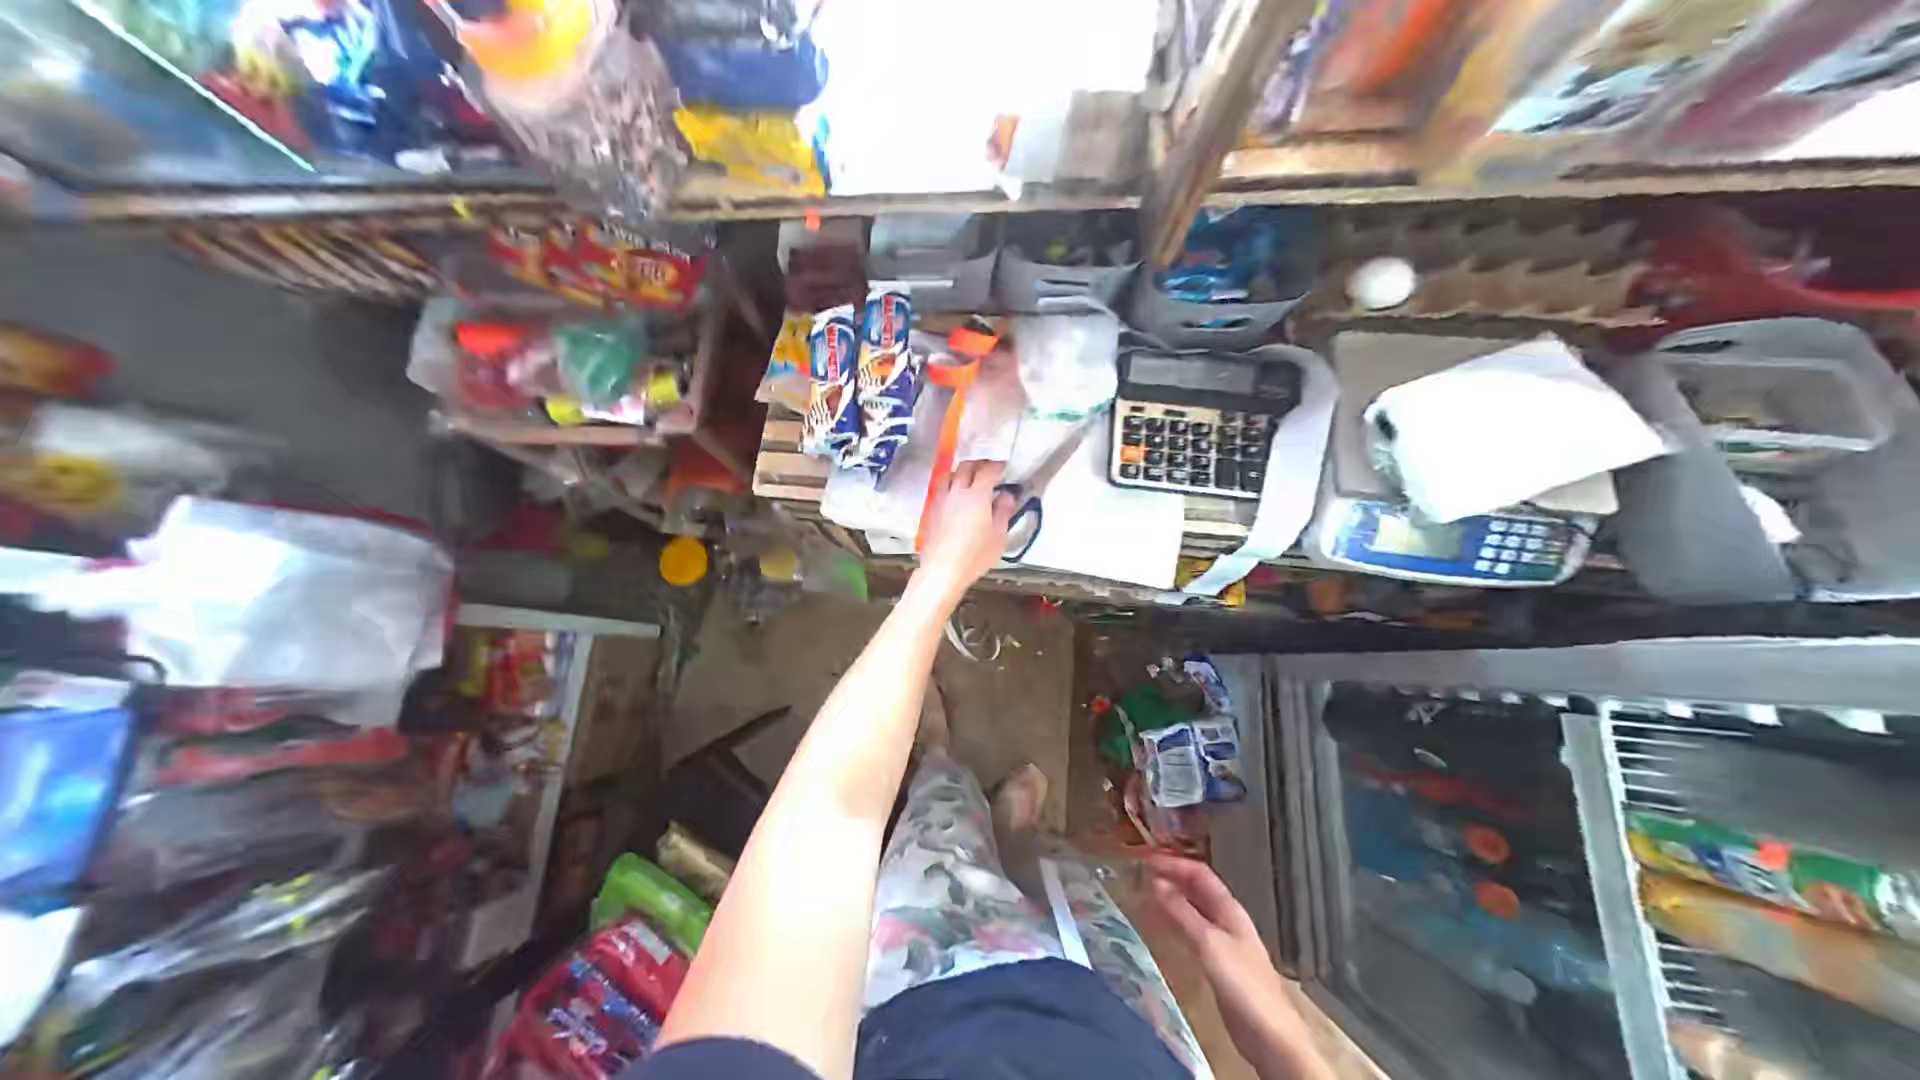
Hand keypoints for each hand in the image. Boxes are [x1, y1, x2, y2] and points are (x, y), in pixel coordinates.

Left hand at [914, 460, 1016, 601]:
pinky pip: (940, 488)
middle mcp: (957, 492)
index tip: (1004, 467)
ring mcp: (941, 500)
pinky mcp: (931, 510)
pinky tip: (954, 495)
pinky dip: (950, 484)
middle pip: (966, 467)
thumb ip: (1003, 512)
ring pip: (949, 474)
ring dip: (961, 471)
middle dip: (979, 464)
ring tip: (969, 478)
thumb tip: (1006, 495)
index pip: (988, 471)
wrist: (943, 569)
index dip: (997, 466)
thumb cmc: (975, 555)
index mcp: (977, 495)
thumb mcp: (998, 536)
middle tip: (988, 469)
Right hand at [1149, 855, 1322, 1079]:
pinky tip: (1162, 926)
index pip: (1199, 873)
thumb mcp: (1208, 942)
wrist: (1270, 1037)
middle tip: (1142, 875)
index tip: (1146, 861)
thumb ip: (1181, 912)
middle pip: (1197, 889)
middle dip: (1171, 878)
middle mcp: (1227, 920)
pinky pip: (1192, 932)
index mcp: (1229, 909)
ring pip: (1193, 910)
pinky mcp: (1218, 964)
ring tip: (1146, 895)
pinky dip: (1175, 922)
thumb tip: (1155, 882)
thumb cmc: (1242, 984)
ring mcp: (1223, 942)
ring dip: (1171, 899)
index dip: (1174, 863)